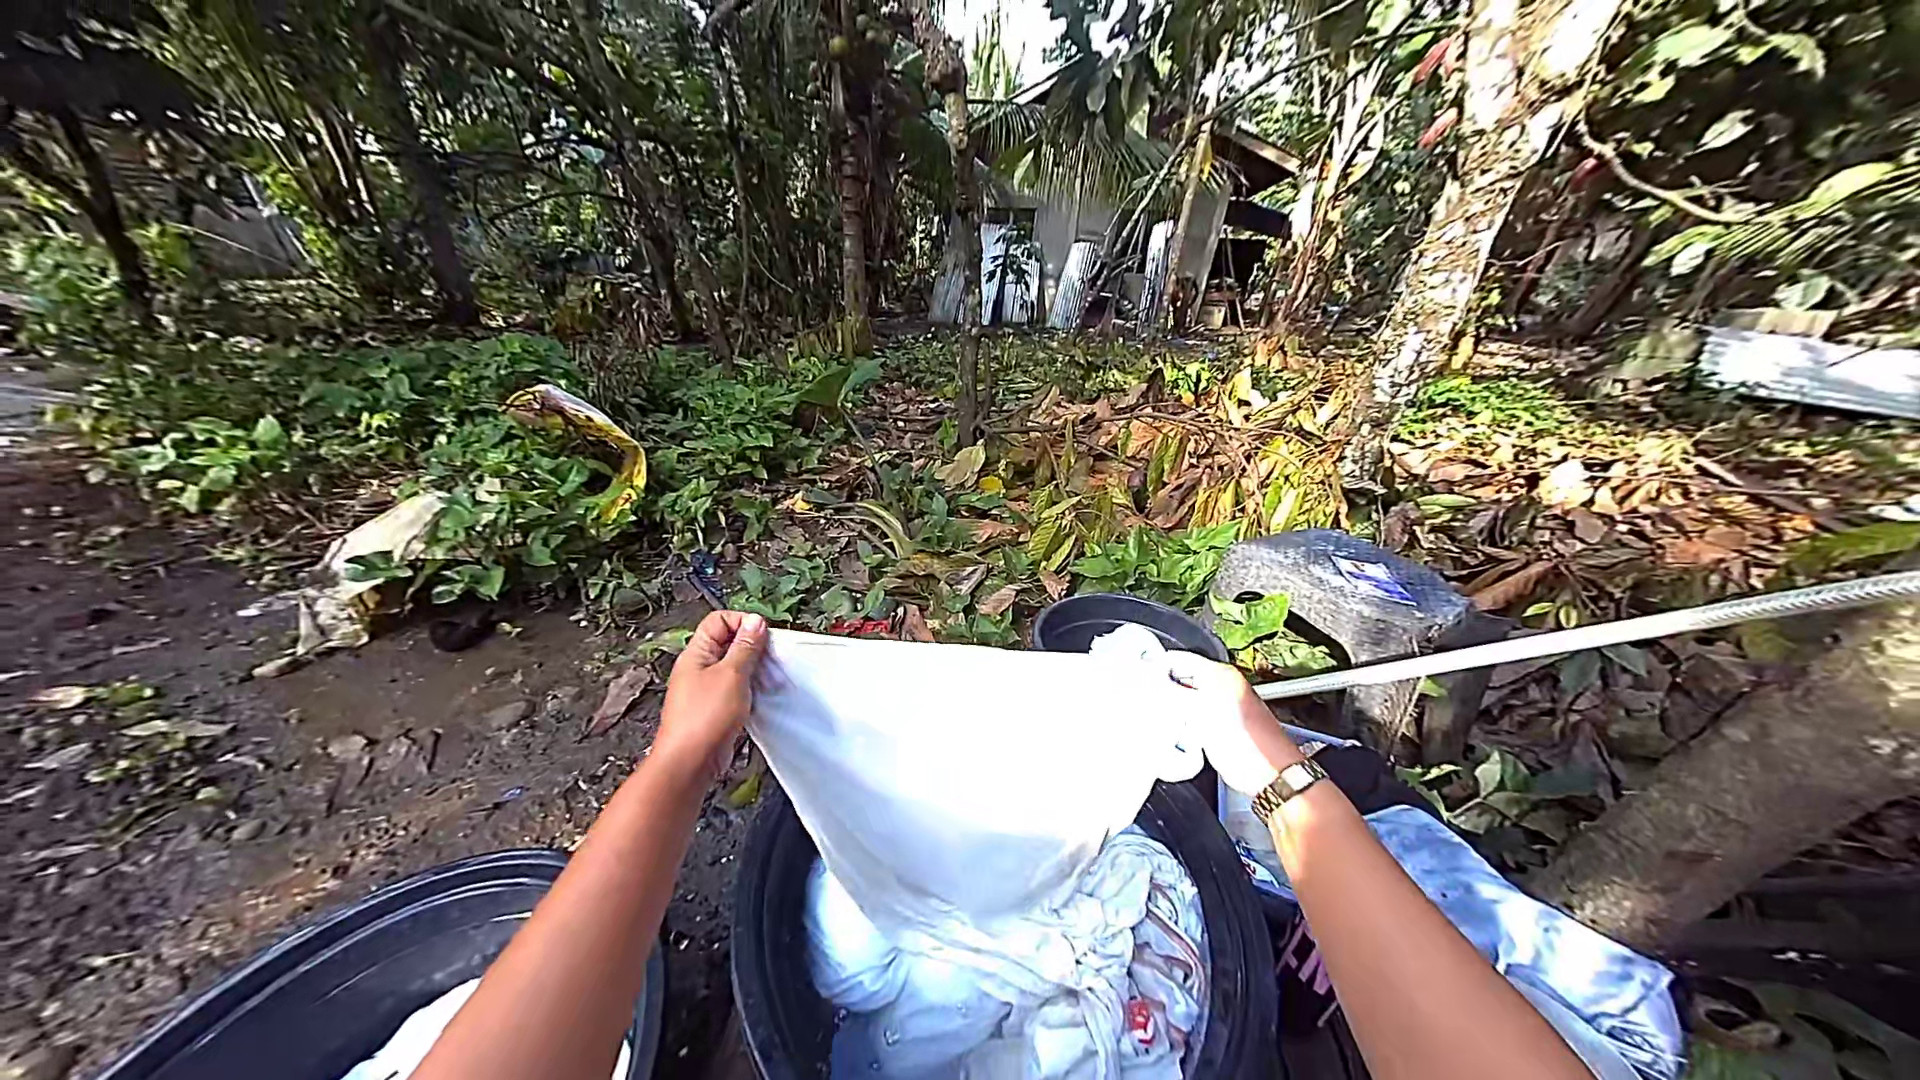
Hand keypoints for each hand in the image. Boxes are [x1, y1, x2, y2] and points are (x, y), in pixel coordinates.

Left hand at [655, 610, 768, 781]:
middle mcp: (699, 668)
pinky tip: (759, 697)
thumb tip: (755, 622)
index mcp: (696, 653)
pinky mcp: (717, 706)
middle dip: (753, 647)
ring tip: (765, 680)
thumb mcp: (731, 674)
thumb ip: (745, 647)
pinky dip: (751, 689)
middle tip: (767, 658)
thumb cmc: (702, 719)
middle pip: (729, 642)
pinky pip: (738, 688)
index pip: (719, 620)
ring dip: (754, 670)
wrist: (690, 762)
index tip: (762, 635)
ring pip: (736, 666)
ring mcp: (707, 687)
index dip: (742, 623)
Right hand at [1164, 653, 1304, 794]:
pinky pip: (1189, 718)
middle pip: (1179, 679)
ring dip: (1171, 709)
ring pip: (1182, 700)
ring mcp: (1220, 706)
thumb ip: (1172, 693)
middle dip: (1162, 689)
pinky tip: (1178, 734)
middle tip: (1150, 702)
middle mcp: (1222, 686)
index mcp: (1220, 674)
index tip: (1139, 678)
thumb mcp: (1200, 712)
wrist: (1270, 776)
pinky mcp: (1218, 726)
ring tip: (1166, 720)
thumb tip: (1150, 682)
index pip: (1178, 659)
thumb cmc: (1246, 743)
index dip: (1156, 666)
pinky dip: (1181, 724)